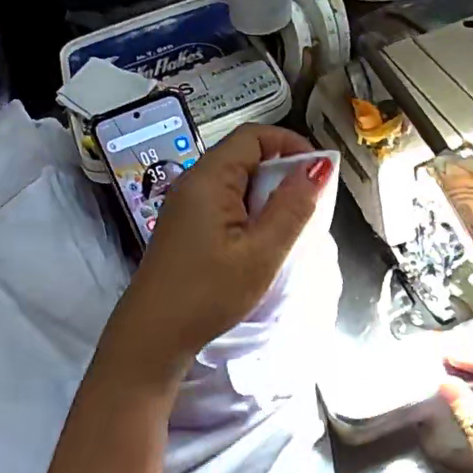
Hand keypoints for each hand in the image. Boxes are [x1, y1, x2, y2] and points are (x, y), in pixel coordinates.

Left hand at [97, 125, 332, 384]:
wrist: (153, 336)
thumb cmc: (209, 294)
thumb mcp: (261, 253)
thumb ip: (292, 207)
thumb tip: (319, 166)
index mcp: (209, 178)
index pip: (254, 135)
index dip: (291, 144)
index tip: (318, 174)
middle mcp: (193, 182)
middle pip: (245, 156)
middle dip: (282, 174)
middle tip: (307, 209)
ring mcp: (185, 205)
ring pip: (236, 182)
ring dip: (267, 197)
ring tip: (286, 230)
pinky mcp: (185, 226)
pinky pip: (224, 203)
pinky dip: (249, 213)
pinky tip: (259, 243)